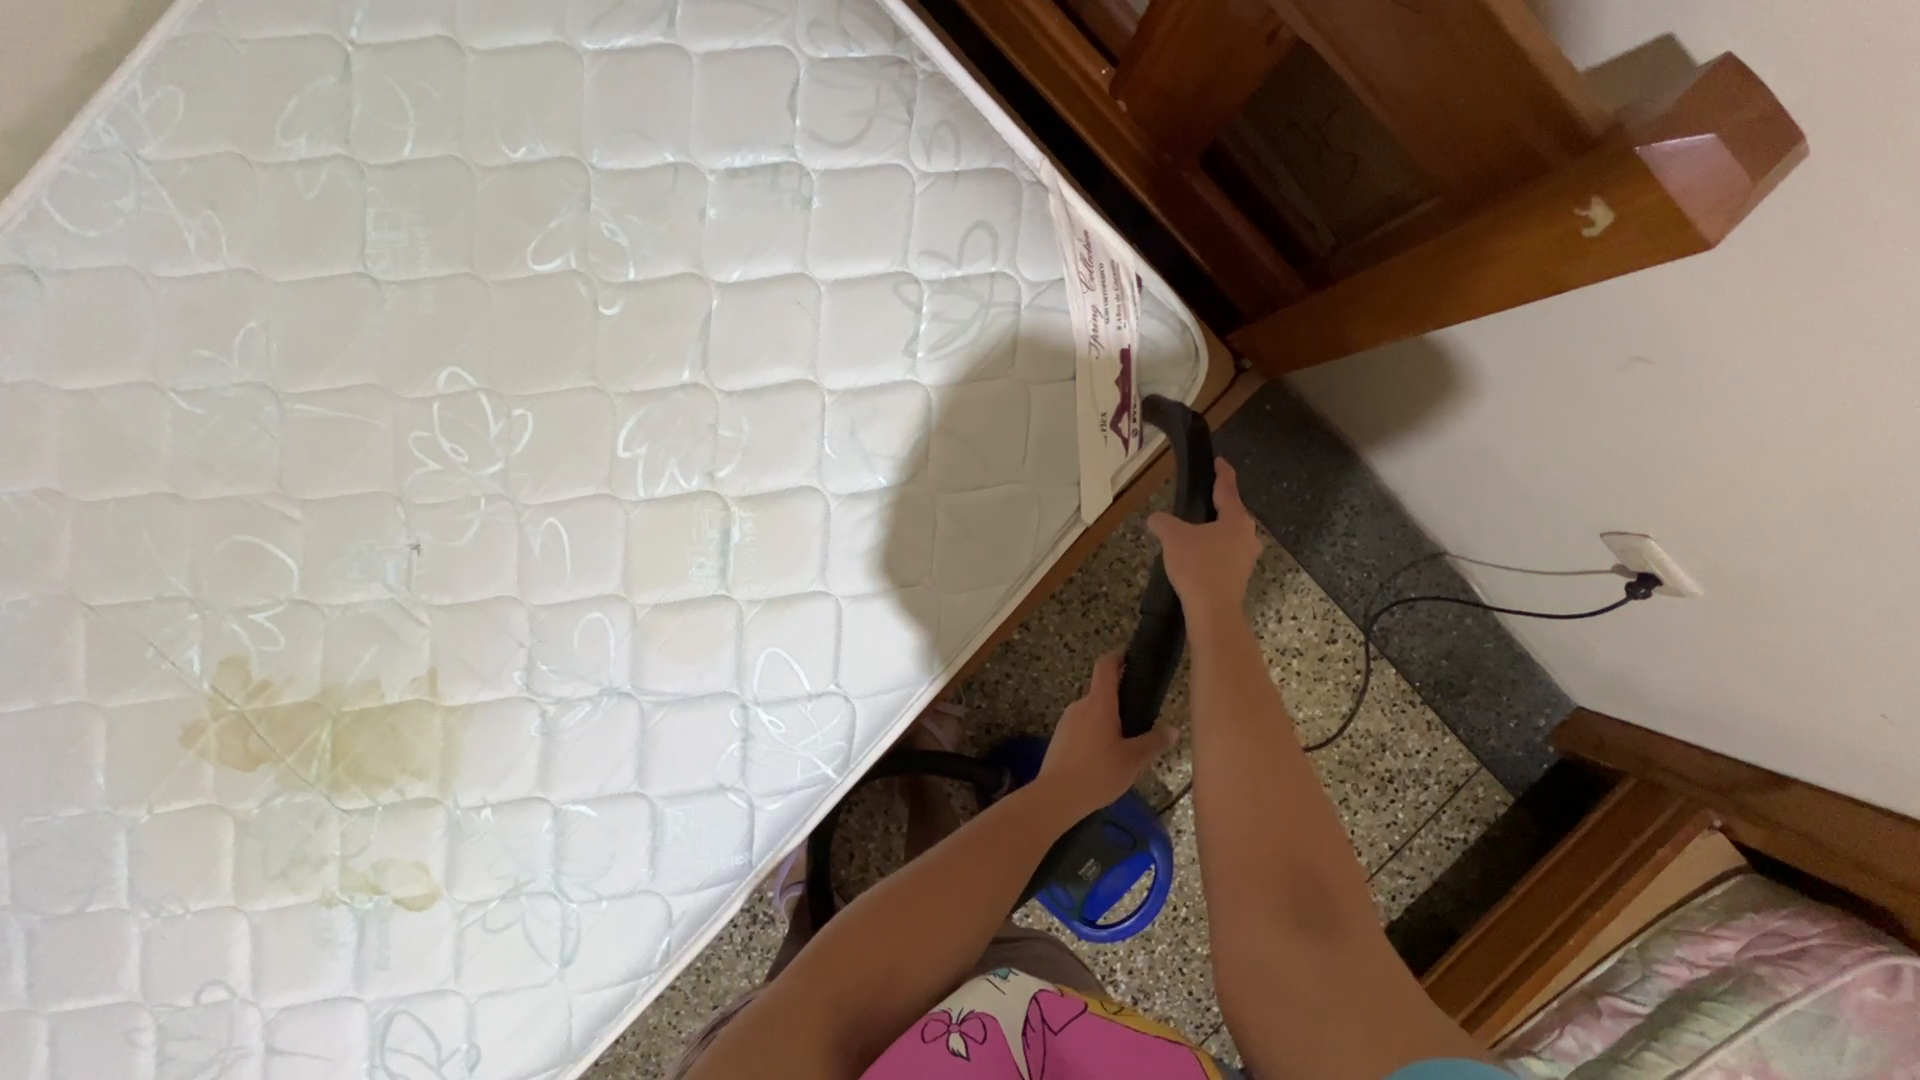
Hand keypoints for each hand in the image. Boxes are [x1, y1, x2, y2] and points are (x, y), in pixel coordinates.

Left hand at [1037, 652, 1179, 815]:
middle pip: (1102, 693)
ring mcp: (1066, 721)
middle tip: (1140, 720)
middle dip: (1120, 702)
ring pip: (1092, 713)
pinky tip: (1104, 759)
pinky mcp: (1059, 738)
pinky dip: (1095, 735)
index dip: (1118, 655)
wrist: (1056, 796)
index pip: (1106, 666)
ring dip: (1108, 722)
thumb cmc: (1098, 773)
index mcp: (1099, 704)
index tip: (1129, 653)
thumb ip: (1154, 742)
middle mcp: (1080, 706)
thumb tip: (1173, 729)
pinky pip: (1082, 728)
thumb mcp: (1133, 760)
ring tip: (1125, 746)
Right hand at [1146, 458, 1260, 621]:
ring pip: (1227, 536)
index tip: (1219, 461)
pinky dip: (1211, 552)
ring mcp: (1246, 558)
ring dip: (1211, 532)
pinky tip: (1195, 558)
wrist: (1213, 611)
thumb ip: (1163, 522)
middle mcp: (1247, 535)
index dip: (1222, 472)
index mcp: (1236, 519)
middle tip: (1198, 500)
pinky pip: (1224, 555)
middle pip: (1231, 513)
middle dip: (1215, 507)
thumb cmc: (1198, 566)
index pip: (1228, 488)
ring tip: (1190, 533)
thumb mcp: (1173, 537)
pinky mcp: (1240, 576)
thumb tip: (1155, 519)